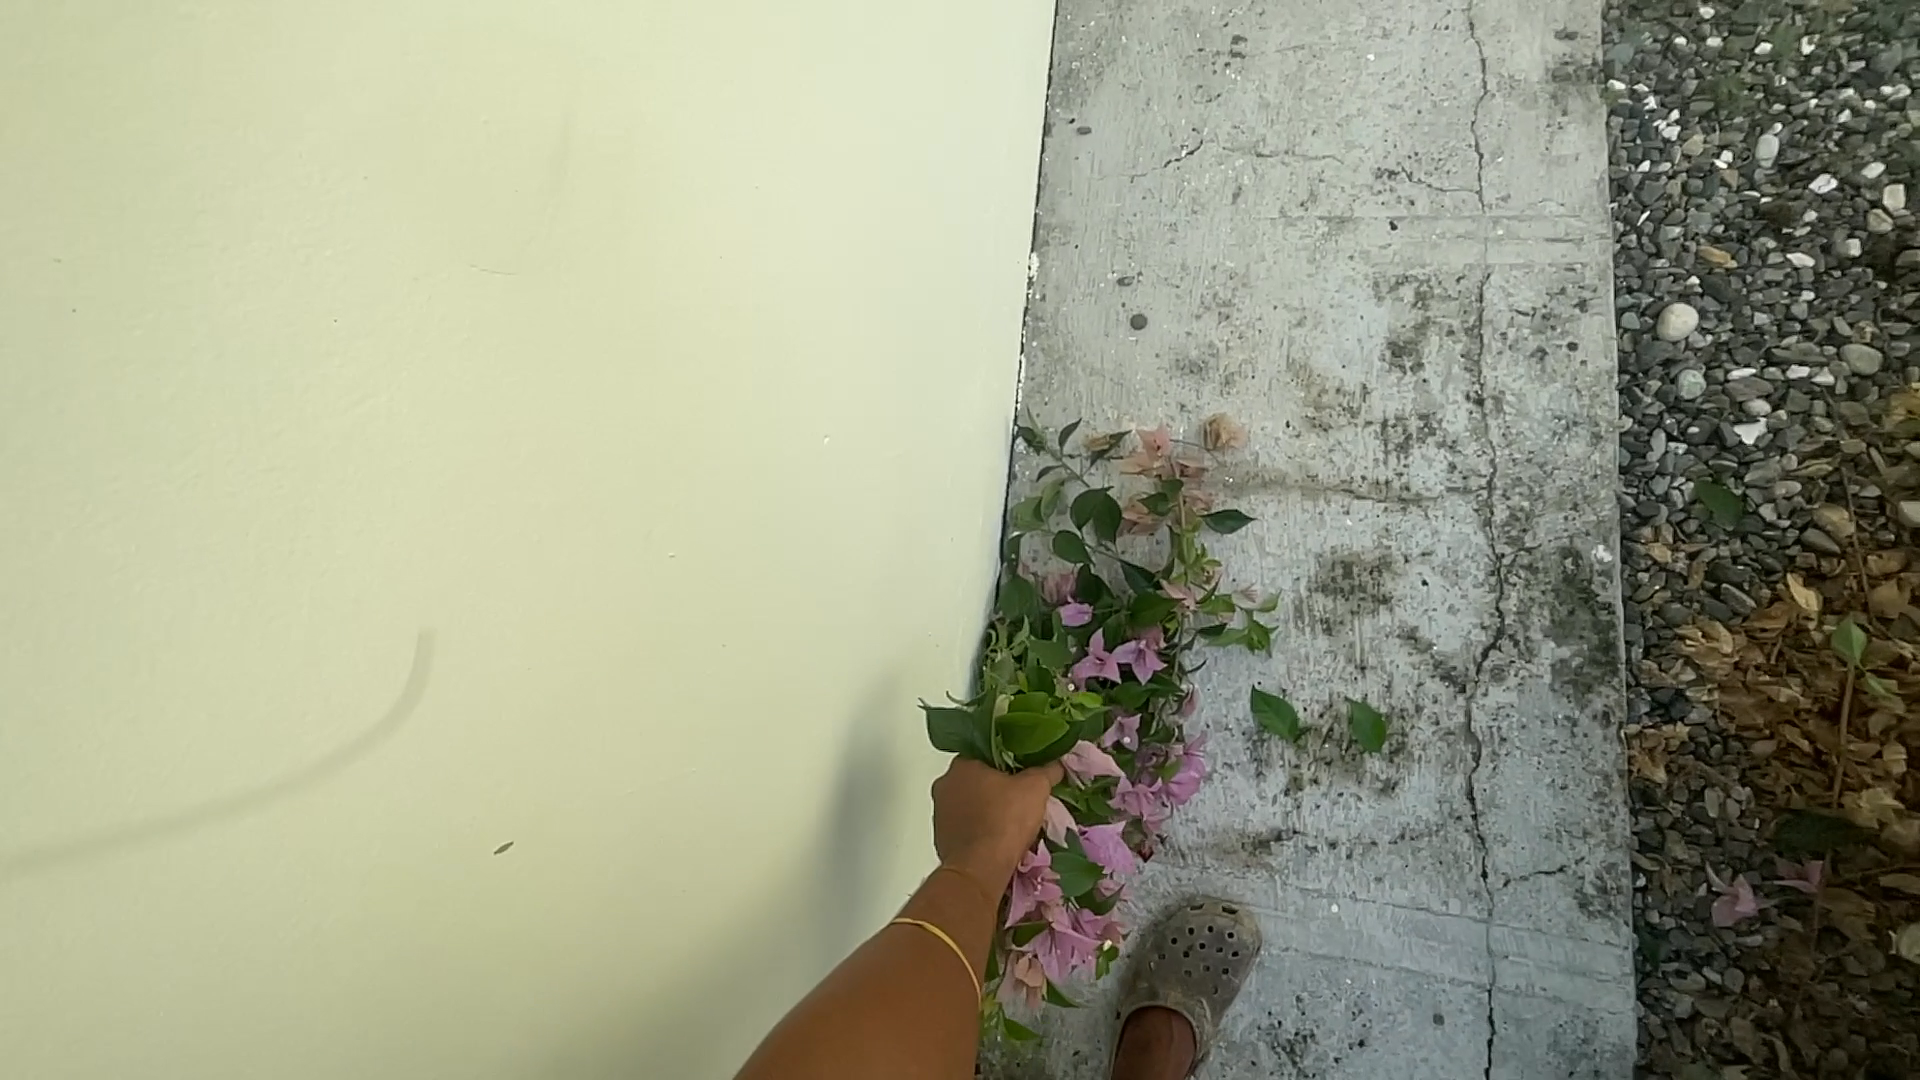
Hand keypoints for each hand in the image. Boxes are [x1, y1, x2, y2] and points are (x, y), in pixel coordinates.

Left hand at [930, 757, 1064, 897]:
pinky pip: (963, 828)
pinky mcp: (940, 839)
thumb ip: (1046, 771)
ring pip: (968, 805)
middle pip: (974, 781)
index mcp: (961, 765)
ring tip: (1010, 822)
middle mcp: (944, 785)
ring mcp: (939, 813)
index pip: (983, 755)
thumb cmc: (1005, 820)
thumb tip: (1056, 763)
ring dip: (985, 811)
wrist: (980, 868)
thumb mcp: (1035, 788)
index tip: (1021, 775)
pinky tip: (996, 840)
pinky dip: (978, 832)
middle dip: (994, 789)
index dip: (1004, 764)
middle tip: (1018, 799)